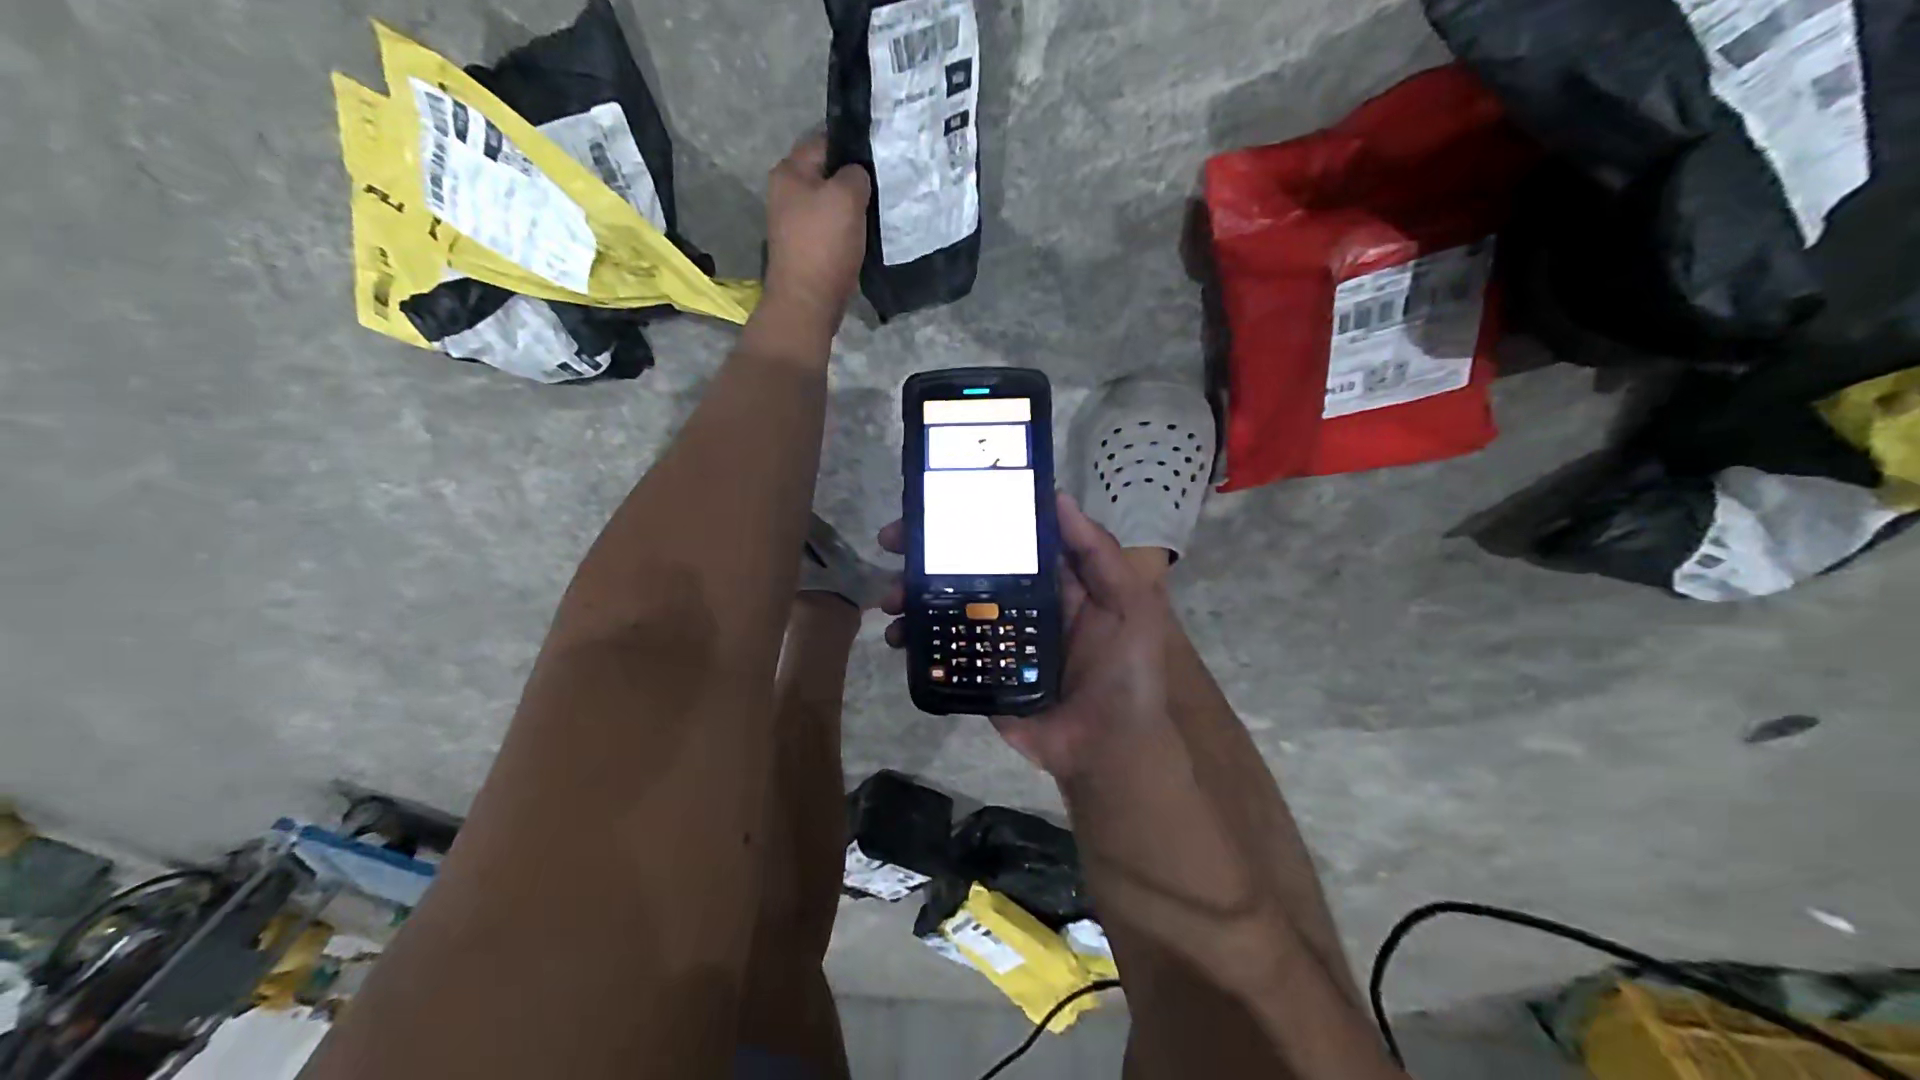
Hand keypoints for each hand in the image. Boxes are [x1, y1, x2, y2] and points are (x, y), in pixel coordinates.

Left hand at [764, 133, 870, 323]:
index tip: (880, 154)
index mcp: (789, 171)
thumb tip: (857, 176)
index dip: (853, 144)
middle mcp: (785, 192)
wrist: (807, 302)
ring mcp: (793, 222)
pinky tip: (863, 235)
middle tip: (883, 185)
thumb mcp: (847, 196)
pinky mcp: (804, 248)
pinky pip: (829, 228)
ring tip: (877, 211)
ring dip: (851, 207)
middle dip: (853, 178)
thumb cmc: (824, 243)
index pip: (824, 141)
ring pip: (829, 202)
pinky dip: (846, 230)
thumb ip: (856, 174)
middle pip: (826, 173)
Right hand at [879, 493, 1174, 781]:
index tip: (938, 504)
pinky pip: (942, 649)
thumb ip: (1099, 554)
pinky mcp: (979, 673)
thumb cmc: (1126, 673)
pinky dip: (914, 639)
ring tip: (890, 596)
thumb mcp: (1130, 605)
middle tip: (892, 542)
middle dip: (928, 552)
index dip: (975, 517)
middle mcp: (1019, 604)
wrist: (1108, 751)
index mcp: (1052, 583)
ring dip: (912, 593)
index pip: (1008, 539)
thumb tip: (1059, 498)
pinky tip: (896, 636)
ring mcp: (996, 640)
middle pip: (967, 568)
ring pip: (946, 605)